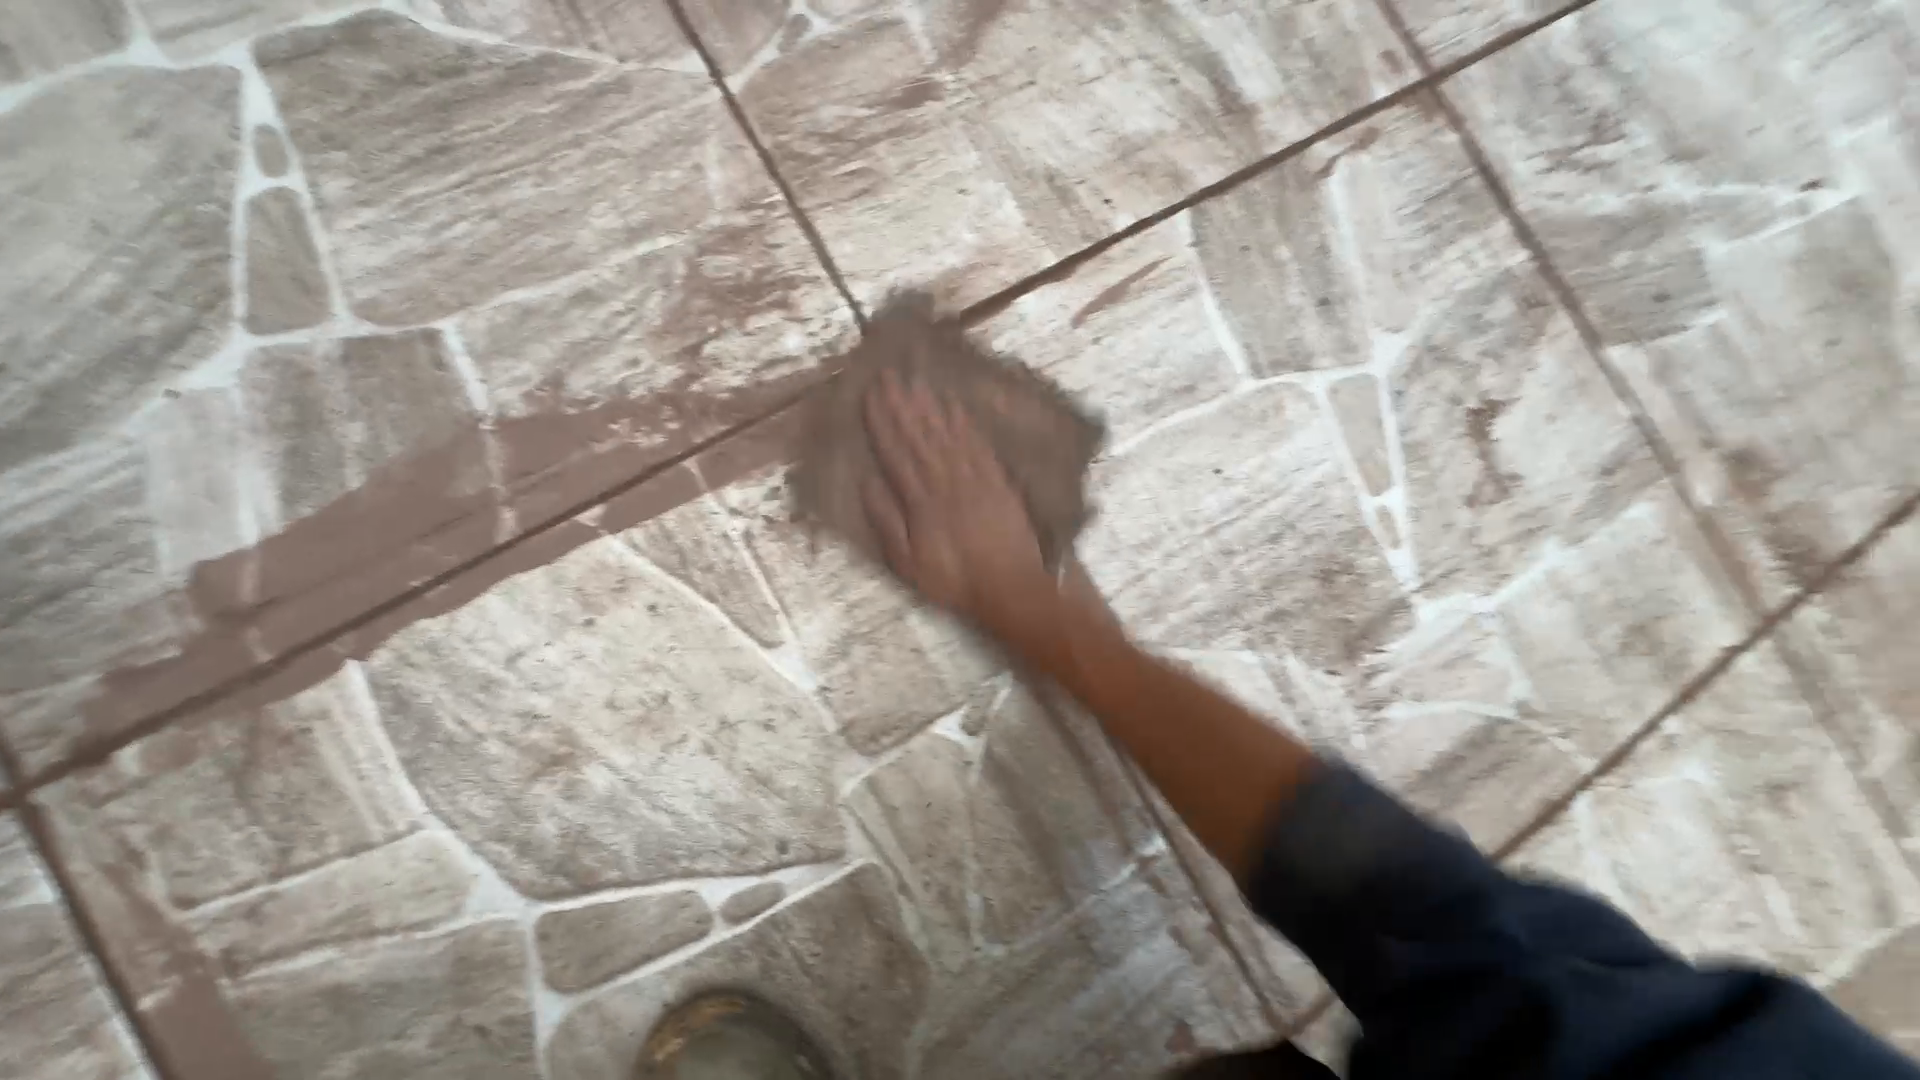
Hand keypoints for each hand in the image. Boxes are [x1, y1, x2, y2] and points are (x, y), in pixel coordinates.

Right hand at [861, 370, 1054, 635]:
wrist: (1013, 586)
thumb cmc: (955, 580)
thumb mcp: (908, 564)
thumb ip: (887, 523)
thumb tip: (867, 483)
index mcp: (921, 501)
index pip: (896, 452)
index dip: (882, 421)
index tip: (870, 394)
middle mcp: (947, 481)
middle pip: (920, 435)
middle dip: (902, 403)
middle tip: (889, 374)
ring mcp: (975, 477)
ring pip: (947, 433)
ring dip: (929, 405)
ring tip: (915, 380)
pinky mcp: (998, 480)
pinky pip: (978, 443)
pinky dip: (964, 421)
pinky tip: (954, 404)